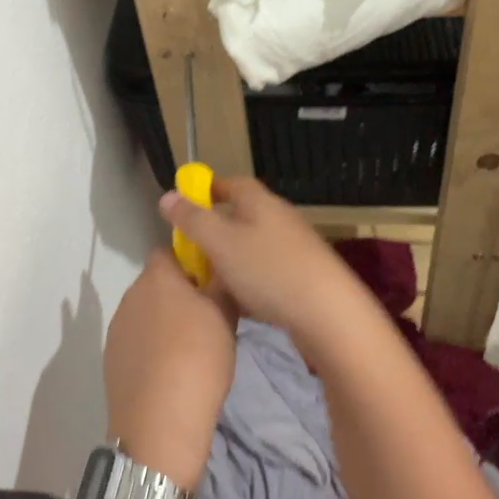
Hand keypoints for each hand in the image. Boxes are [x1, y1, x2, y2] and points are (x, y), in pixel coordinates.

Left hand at [103, 250, 236, 490]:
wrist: (160, 422)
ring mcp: (117, 327)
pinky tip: (166, 373)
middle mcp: (131, 294)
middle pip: (155, 284)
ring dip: (161, 323)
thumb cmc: (198, 358)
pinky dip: (148, 350)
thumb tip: (219, 270)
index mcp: (157, 277)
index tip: (207, 286)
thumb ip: (221, 286)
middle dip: (176, 296)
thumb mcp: (225, 317)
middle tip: (203, 321)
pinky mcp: (110, 358)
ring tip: (186, 352)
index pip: (168, 253)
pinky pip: (134, 342)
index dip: (188, 264)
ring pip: (143, 313)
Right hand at [159, 176, 367, 338]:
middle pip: (241, 216)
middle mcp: (279, 217)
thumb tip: (167, 195)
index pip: (230, 183)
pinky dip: (250, 282)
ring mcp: (295, 248)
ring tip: (210, 282)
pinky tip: (240, 305)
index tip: (185, 206)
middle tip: (191, 251)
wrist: (330, 315)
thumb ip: (192, 219)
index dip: (206, 190)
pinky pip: (267, 273)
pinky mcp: (304, 277)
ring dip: (231, 260)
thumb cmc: (269, 271)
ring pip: (252, 247)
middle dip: (215, 231)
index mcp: (260, 201)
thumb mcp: (221, 242)